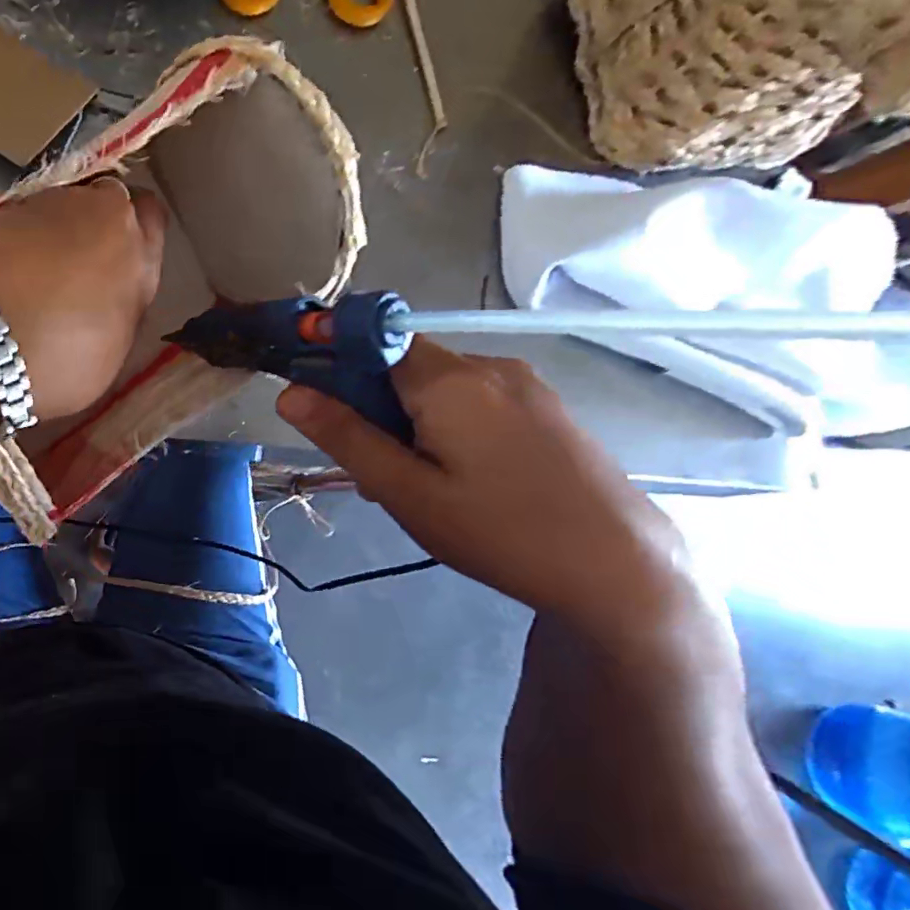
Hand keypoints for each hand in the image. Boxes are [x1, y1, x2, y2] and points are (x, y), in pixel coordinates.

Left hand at [0, 179, 165, 419]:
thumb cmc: (56, 359)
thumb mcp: (110, 355)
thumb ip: (120, 313)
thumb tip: (110, 300)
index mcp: (139, 250)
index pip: (152, 220)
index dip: (137, 239)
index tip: (121, 265)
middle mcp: (99, 210)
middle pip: (106, 204)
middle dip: (97, 228)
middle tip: (79, 273)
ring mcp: (45, 203)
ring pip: (62, 209)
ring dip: (55, 233)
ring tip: (33, 280)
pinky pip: (23, 222)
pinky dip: (19, 242)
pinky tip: (4, 277)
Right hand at [275, 338, 711, 637]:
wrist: (620, 568)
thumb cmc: (498, 531)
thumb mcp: (406, 492)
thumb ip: (346, 437)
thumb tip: (289, 393)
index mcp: (451, 379)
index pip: (372, 340)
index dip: (334, 360)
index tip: (314, 402)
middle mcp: (488, 365)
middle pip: (404, 365)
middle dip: (373, 405)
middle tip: (375, 472)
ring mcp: (524, 384)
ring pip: (438, 386)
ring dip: (408, 420)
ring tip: (419, 486)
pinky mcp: (544, 408)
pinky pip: (473, 400)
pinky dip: (446, 425)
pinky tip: (460, 478)